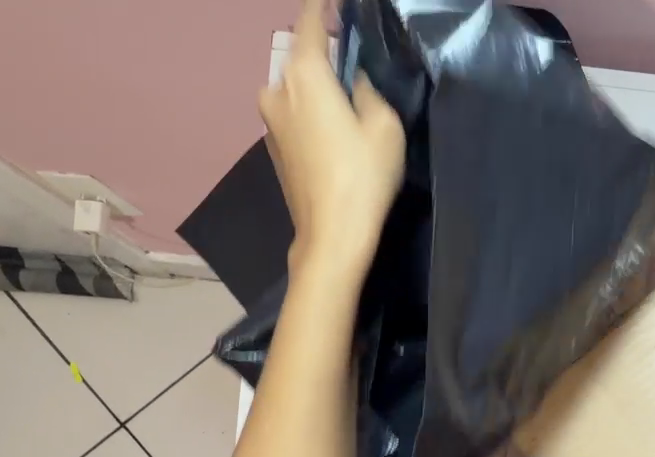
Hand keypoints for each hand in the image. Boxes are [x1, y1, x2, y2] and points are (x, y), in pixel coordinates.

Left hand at [260, 0, 405, 273]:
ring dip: (320, 93)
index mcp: (304, 73)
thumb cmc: (363, 177)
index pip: (311, 19)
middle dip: (328, 59)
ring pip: (298, 91)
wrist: (332, 235)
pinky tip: (336, 142)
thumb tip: (355, 83)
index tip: (341, 5)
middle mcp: (277, 87)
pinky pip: (296, 117)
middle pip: (303, 58)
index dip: (326, 6)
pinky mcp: (274, 147)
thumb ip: (369, 92)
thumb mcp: (385, 128)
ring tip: (350, 114)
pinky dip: (313, 118)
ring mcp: (270, 119)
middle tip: (358, 72)